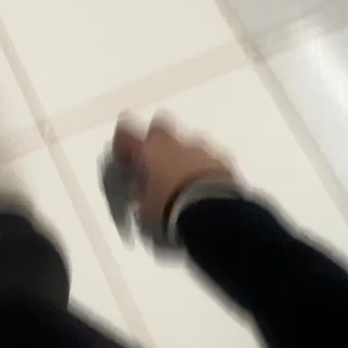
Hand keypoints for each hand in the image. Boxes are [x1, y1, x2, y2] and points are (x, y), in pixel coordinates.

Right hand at [112, 117, 237, 225]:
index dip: (122, 145)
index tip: (124, 159)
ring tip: (186, 183)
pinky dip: (207, 170)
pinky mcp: (224, 161)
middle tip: (156, 165)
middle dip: (156, 142)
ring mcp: (199, 149)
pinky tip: (207, 189)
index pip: (124, 133)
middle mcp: (171, 142)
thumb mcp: (144, 212)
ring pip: (187, 143)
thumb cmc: (171, 212)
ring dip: (185, 158)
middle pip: (157, 128)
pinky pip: (210, 159)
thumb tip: (139, 194)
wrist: (216, 219)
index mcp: (146, 149)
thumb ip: (139, 196)